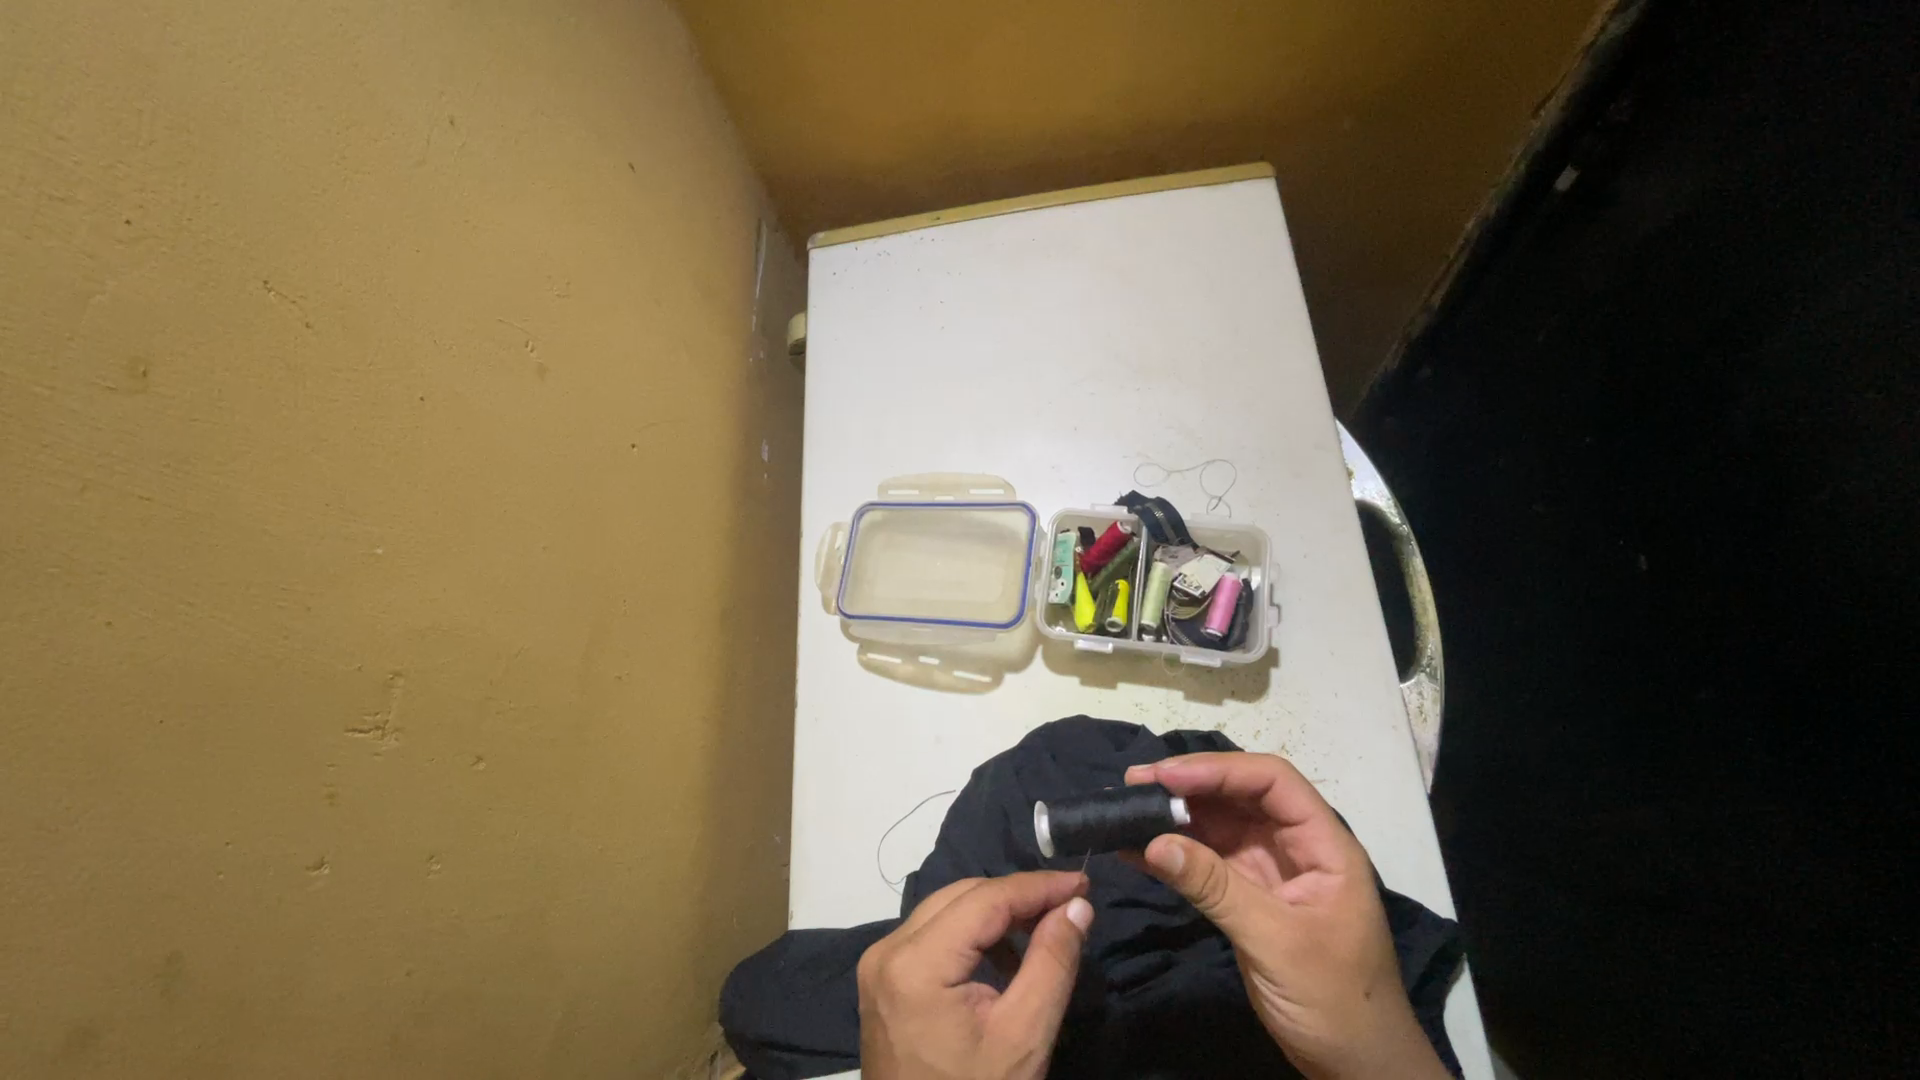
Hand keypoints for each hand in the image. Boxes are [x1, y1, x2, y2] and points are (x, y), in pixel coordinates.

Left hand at [858, 871, 1093, 1079]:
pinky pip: (933, 935)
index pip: (985, 899)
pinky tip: (1005, 960)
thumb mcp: (1024, 1037)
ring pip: (947, 910)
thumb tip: (1077, 905)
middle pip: (962, 896)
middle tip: (1069, 904)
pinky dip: (972, 936)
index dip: (1037, 886)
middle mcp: (888, 950)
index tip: (1082, 880)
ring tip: (1044, 931)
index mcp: (915, 963)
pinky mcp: (884, 980)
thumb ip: (1052, 962)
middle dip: (1018, 896)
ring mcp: (880, 964)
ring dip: (996, 914)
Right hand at [1124, 754, 1447, 1079]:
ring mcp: (1270, 870)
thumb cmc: (1336, 1001)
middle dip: (1189, 785)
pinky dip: (1173, 852)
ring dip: (1175, 815)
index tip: (1167, 776)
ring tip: (1127, 809)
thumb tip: (1153, 843)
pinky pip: (1206, 861)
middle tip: (1134, 784)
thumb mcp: (1276, 942)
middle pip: (1240, 796)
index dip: (1220, 770)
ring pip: (1219, 825)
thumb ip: (1216, 888)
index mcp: (1323, 845)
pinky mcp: (1247, 897)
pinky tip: (1136, 849)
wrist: (1358, 1069)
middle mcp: (1295, 847)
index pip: (1272, 782)